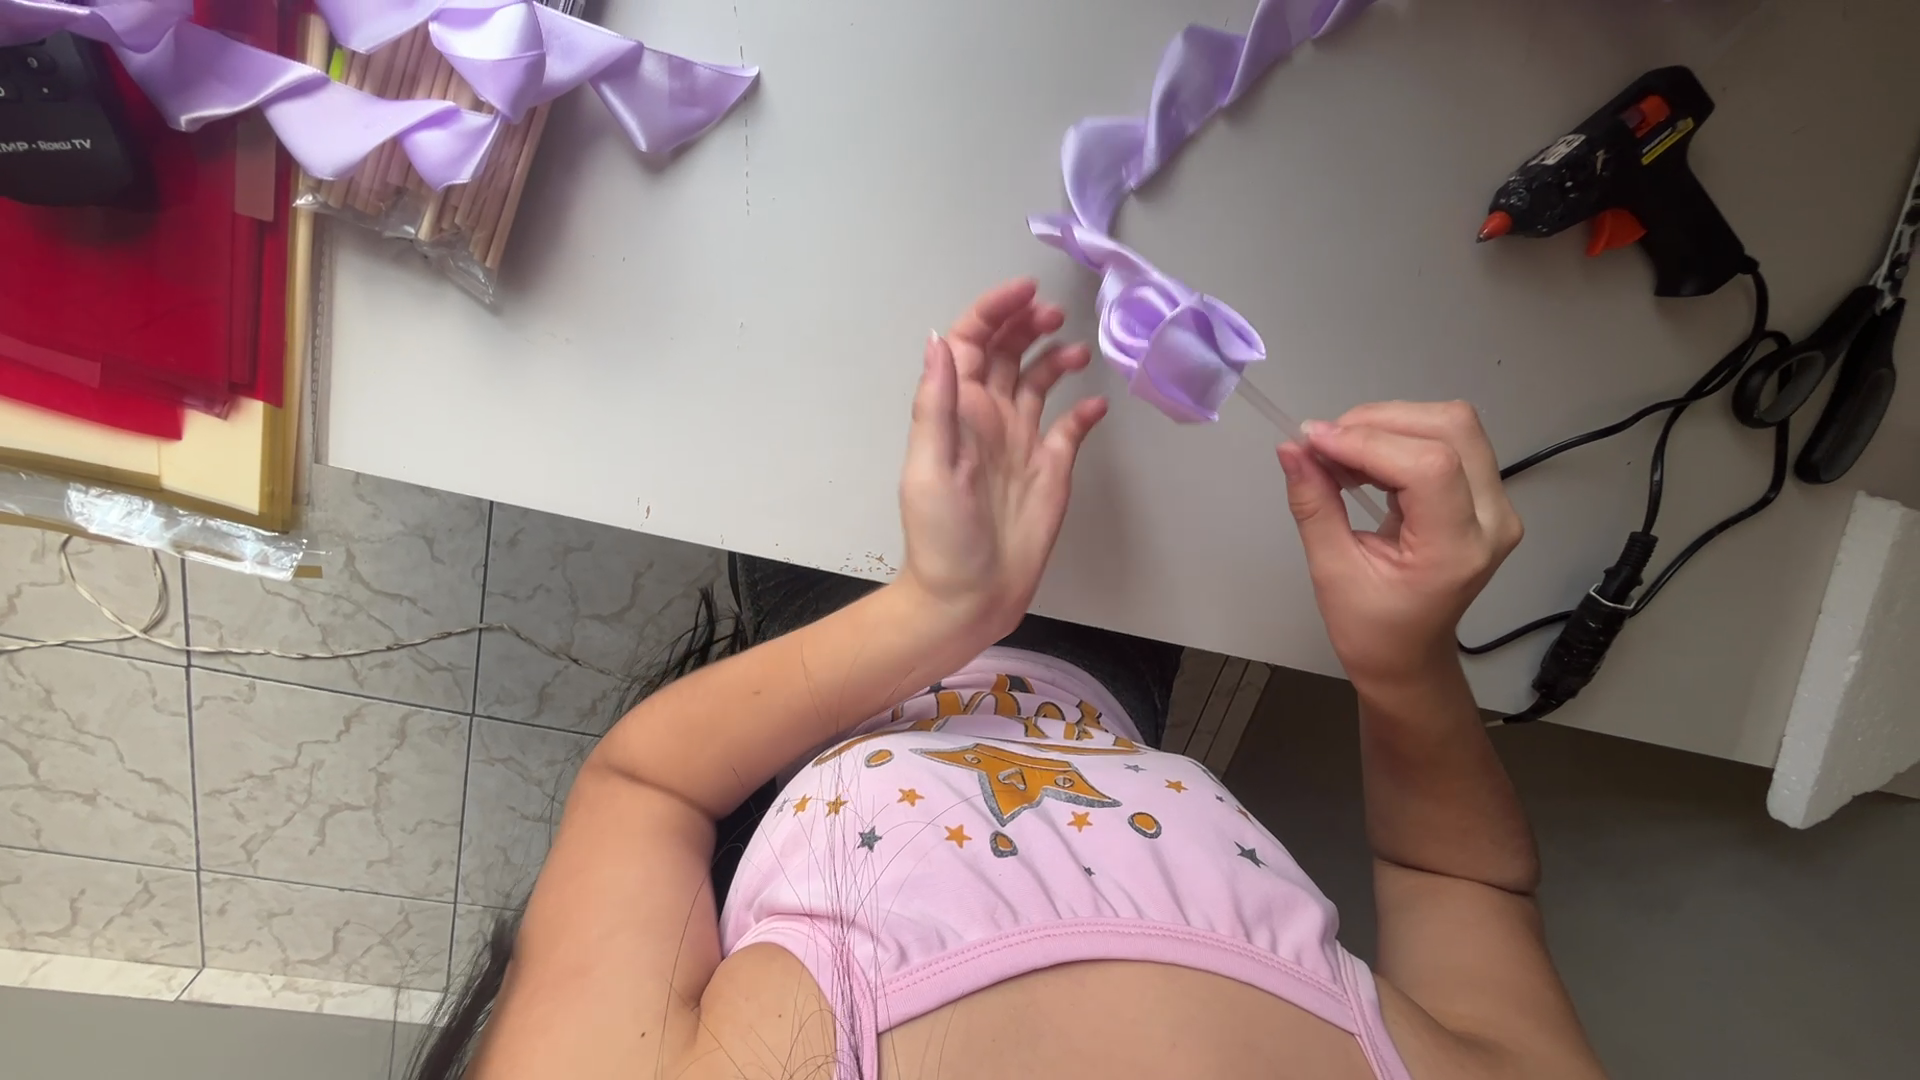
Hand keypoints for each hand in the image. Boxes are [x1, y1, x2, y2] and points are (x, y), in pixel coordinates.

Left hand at [898, 279, 1108, 640]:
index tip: (1026, 291)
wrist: (970, 594)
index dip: (994, 312)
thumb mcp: (929, 466)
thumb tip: (941, 337)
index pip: (971, 345)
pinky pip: (1070, 427)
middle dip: (1027, 325)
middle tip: (1054, 314)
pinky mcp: (1051, 467)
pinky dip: (1083, 410)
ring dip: (1055, 357)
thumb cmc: (943, 534)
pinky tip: (1094, 403)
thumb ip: (937, 403)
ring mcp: (1022, 442)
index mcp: (957, 411)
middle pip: (1006, 354)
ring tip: (1076, 349)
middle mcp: (990, 418)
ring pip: (1038, 381)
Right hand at [1277, 401, 1522, 690]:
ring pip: (1453, 425)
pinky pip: (1448, 440)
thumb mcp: (1330, 570)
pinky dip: (1397, 436)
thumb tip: (1290, 449)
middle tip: (1323, 444)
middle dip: (1378, 421)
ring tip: (1339, 452)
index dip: (1366, 442)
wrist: (1407, 656)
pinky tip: (1361, 461)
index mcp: (1456, 549)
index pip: (1427, 467)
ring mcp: (1496, 504)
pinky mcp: (1483, 494)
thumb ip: (1314, 505)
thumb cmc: (1368, 628)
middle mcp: (1492, 518)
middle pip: (1451, 428)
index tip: (1310, 441)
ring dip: (1388, 423)